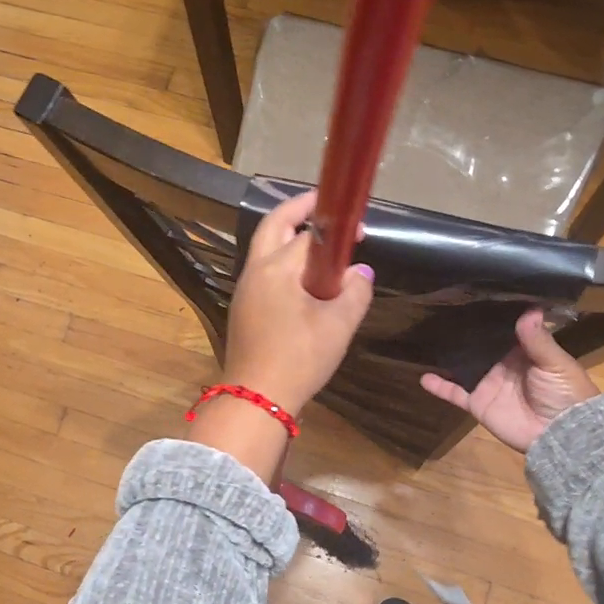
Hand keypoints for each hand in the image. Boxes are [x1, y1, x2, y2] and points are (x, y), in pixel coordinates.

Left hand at [221, 191, 374, 415]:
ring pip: (265, 250)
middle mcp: (255, 272)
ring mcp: (245, 292)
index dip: (336, 228)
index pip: (308, 234)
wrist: (256, 399)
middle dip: (296, 210)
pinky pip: (264, 274)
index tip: (359, 230)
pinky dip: (283, 264)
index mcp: (276, 268)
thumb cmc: (299, 359)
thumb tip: (360, 273)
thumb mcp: (339, 326)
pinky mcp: (243, 310)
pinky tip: (304, 280)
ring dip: (288, 238)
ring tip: (320, 243)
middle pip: (272, 227)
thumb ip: (355, 292)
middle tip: (322, 205)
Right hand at [420, 310, 599, 453]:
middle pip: (481, 347)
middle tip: (444, 309)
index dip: (494, 316)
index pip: (506, 330)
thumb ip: (538, 339)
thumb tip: (529, 308)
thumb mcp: (555, 363)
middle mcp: (503, 365)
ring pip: (464, 367)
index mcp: (525, 352)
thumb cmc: (564, 393)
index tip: (477, 295)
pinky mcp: (478, 403)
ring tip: (427, 337)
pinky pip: (455, 394)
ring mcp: (489, 384)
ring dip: (449, 357)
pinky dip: (439, 386)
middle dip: (466, 333)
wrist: (560, 435)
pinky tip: (423, 376)